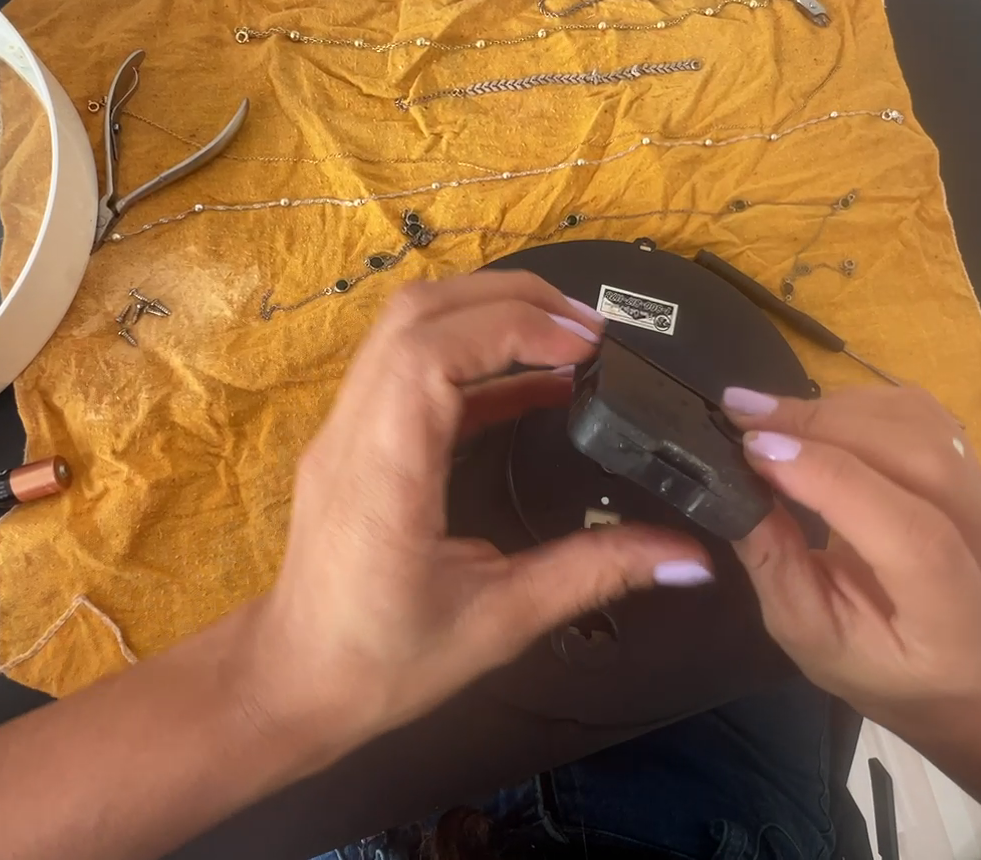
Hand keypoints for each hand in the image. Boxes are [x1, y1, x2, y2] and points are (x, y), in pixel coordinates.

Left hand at [236, 273, 711, 756]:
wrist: (291, 683)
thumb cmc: (384, 661)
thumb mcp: (500, 620)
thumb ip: (596, 573)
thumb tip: (689, 559)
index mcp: (384, 471)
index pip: (432, 351)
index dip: (514, 326)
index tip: (585, 347)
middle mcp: (354, 429)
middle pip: (418, 313)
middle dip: (511, 297)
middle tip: (588, 327)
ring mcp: (346, 424)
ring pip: (408, 325)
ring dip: (490, 312)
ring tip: (566, 338)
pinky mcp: (356, 432)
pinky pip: (411, 363)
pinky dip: (476, 354)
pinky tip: (535, 382)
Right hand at [720, 385, 980, 710]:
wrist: (948, 673)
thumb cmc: (870, 663)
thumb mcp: (803, 631)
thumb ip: (774, 561)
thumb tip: (740, 479)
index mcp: (962, 628)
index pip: (915, 537)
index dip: (836, 479)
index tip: (756, 447)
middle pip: (926, 464)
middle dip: (827, 426)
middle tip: (747, 415)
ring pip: (926, 429)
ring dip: (838, 410)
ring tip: (772, 417)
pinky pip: (926, 419)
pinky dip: (860, 407)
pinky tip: (817, 421)